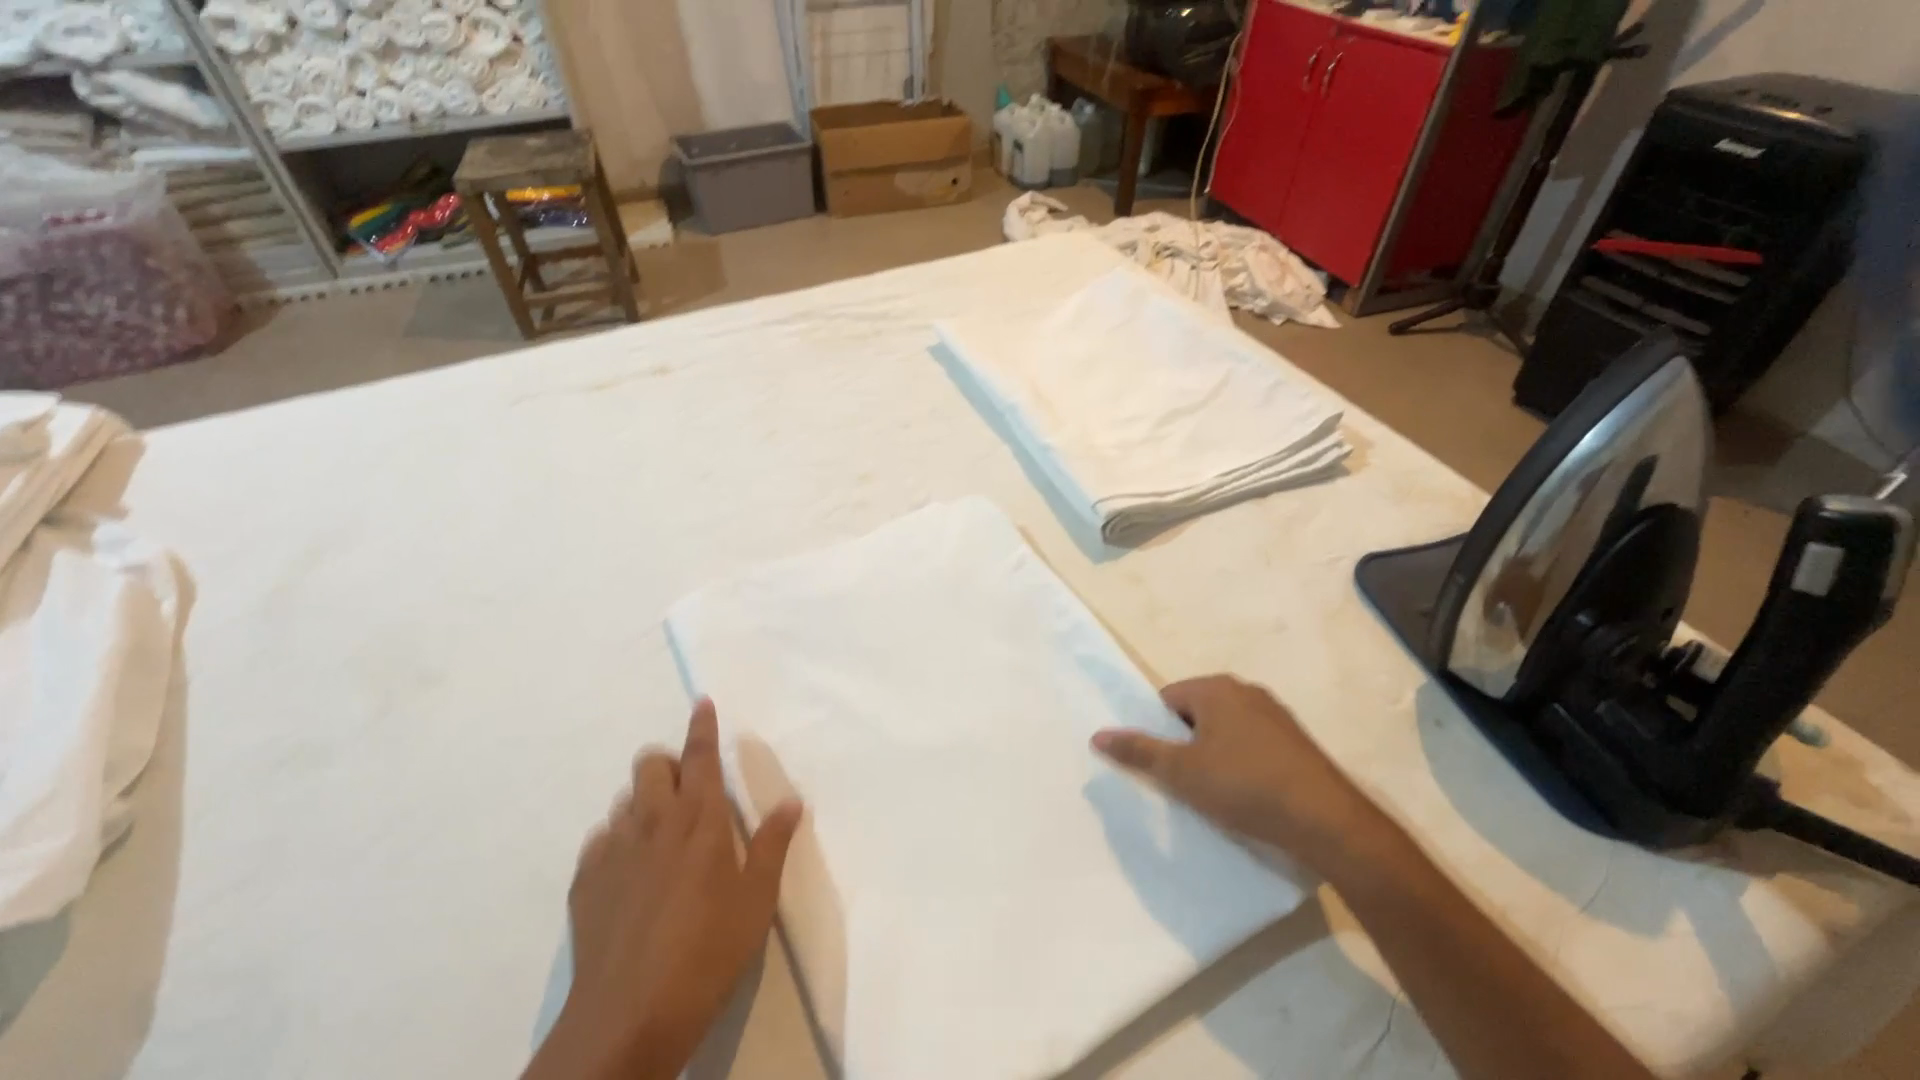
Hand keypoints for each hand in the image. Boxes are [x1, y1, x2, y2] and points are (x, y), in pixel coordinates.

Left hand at [527, 700, 802, 1079]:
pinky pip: (601, 838)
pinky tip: (631, 874)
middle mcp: (652, 822)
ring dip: (645, 801)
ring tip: (664, 837)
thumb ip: (772, 844)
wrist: (630, 1012)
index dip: (702, 726)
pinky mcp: (584, 880)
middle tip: (690, 790)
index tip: (702, 702)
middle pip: (651, 764)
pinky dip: (619, 839)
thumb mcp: (756, 900)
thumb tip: (792, 800)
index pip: (700, 756)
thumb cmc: (709, 950)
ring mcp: (612, 850)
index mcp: (699, 820)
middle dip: (669, 762)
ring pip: (624, 799)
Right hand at [1092, 675, 1389, 872]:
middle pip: (1196, 713)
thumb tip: (1097, 734)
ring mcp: (1276, 716)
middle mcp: (1246, 691)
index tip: (1159, 765)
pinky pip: (1252, 746)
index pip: (1166, 699)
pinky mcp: (1296, 742)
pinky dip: (1241, 765)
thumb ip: (1138, 751)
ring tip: (1212, 794)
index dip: (1155, 731)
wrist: (1325, 820)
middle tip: (1180, 782)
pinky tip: (1245, 797)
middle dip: (1184, 744)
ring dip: (1212, 756)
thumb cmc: (1244, 786)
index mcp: (1216, 688)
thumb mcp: (1181, 772)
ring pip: (1225, 731)